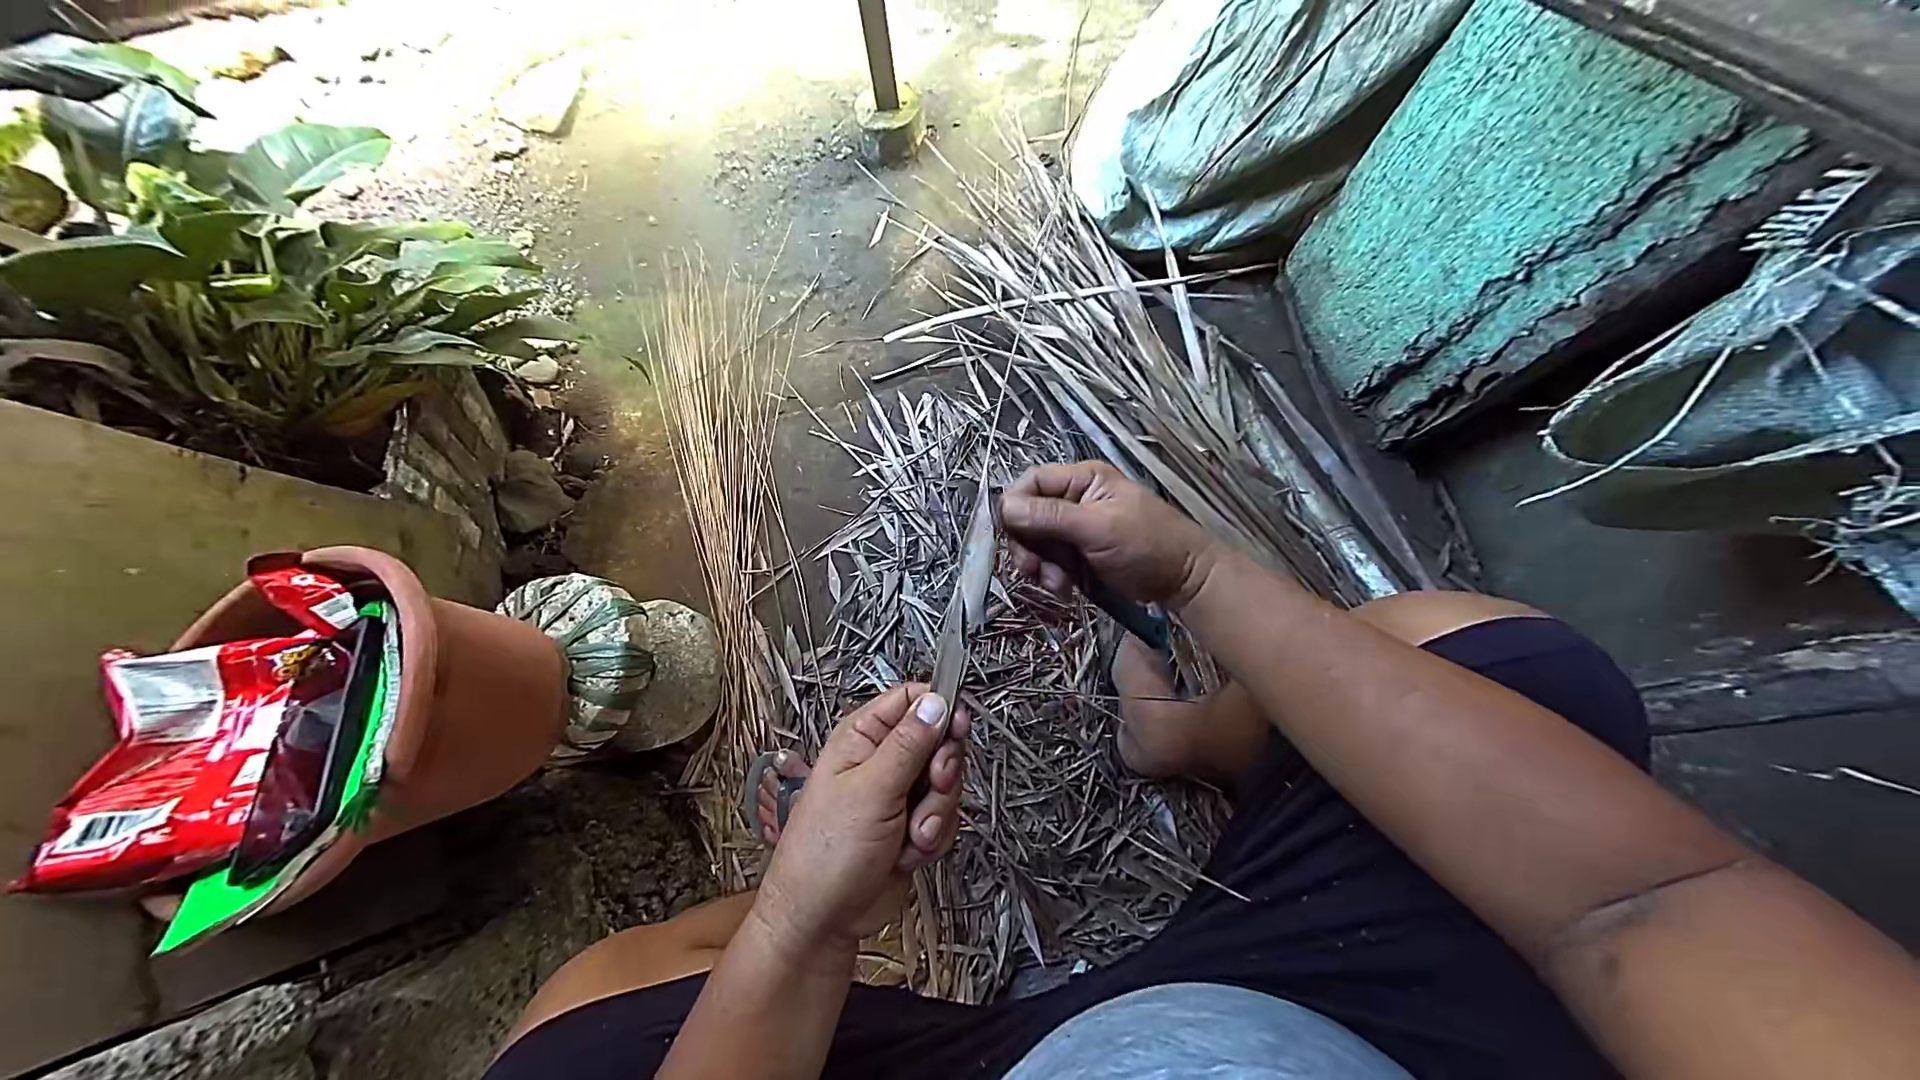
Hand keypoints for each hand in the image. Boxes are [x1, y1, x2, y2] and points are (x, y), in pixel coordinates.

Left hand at [752, 685, 967, 952]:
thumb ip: (909, 745)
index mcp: (864, 736)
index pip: (913, 700)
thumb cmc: (824, 855)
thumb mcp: (870, 790)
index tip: (957, 727)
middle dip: (942, 772)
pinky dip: (933, 838)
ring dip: (936, 813)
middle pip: (940, 741)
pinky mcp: (913, 823)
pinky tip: (907, 852)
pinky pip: (945, 816)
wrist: (823, 922)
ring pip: (946, 783)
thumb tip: (935, 702)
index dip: (940, 709)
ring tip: (909, 833)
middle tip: (930, 787)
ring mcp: (900, 793)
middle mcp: (883, 759)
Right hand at [999, 461, 1221, 608]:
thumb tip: (1004, 506)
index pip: (1032, 482)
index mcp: (1082, 479)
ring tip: (1058, 585)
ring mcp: (1075, 528)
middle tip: (1033, 569)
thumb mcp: (1096, 527)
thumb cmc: (1147, 544)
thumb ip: (1050, 516)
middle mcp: (1074, 499)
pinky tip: (1066, 590)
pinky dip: (1052, 577)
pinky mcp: (1077, 554)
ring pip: (1035, 543)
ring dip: (1040, 566)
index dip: (1015, 506)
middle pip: (1028, 516)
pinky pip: (1050, 562)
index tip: (1010, 533)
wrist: (1184, 580)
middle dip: (1028, 545)